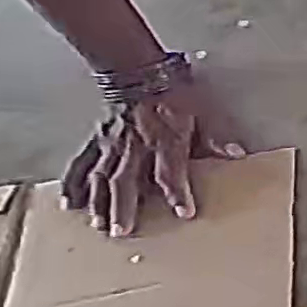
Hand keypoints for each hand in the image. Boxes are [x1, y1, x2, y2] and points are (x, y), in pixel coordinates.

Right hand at [60, 82, 245, 236]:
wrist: (139, 74)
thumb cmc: (177, 97)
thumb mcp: (206, 115)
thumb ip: (217, 138)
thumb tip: (237, 154)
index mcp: (165, 142)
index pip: (171, 172)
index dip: (178, 193)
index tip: (184, 213)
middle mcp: (134, 146)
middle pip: (126, 181)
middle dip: (123, 207)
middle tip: (122, 231)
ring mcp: (111, 144)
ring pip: (99, 177)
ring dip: (98, 202)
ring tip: (96, 225)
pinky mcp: (96, 141)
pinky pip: (80, 164)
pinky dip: (73, 184)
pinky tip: (69, 203)